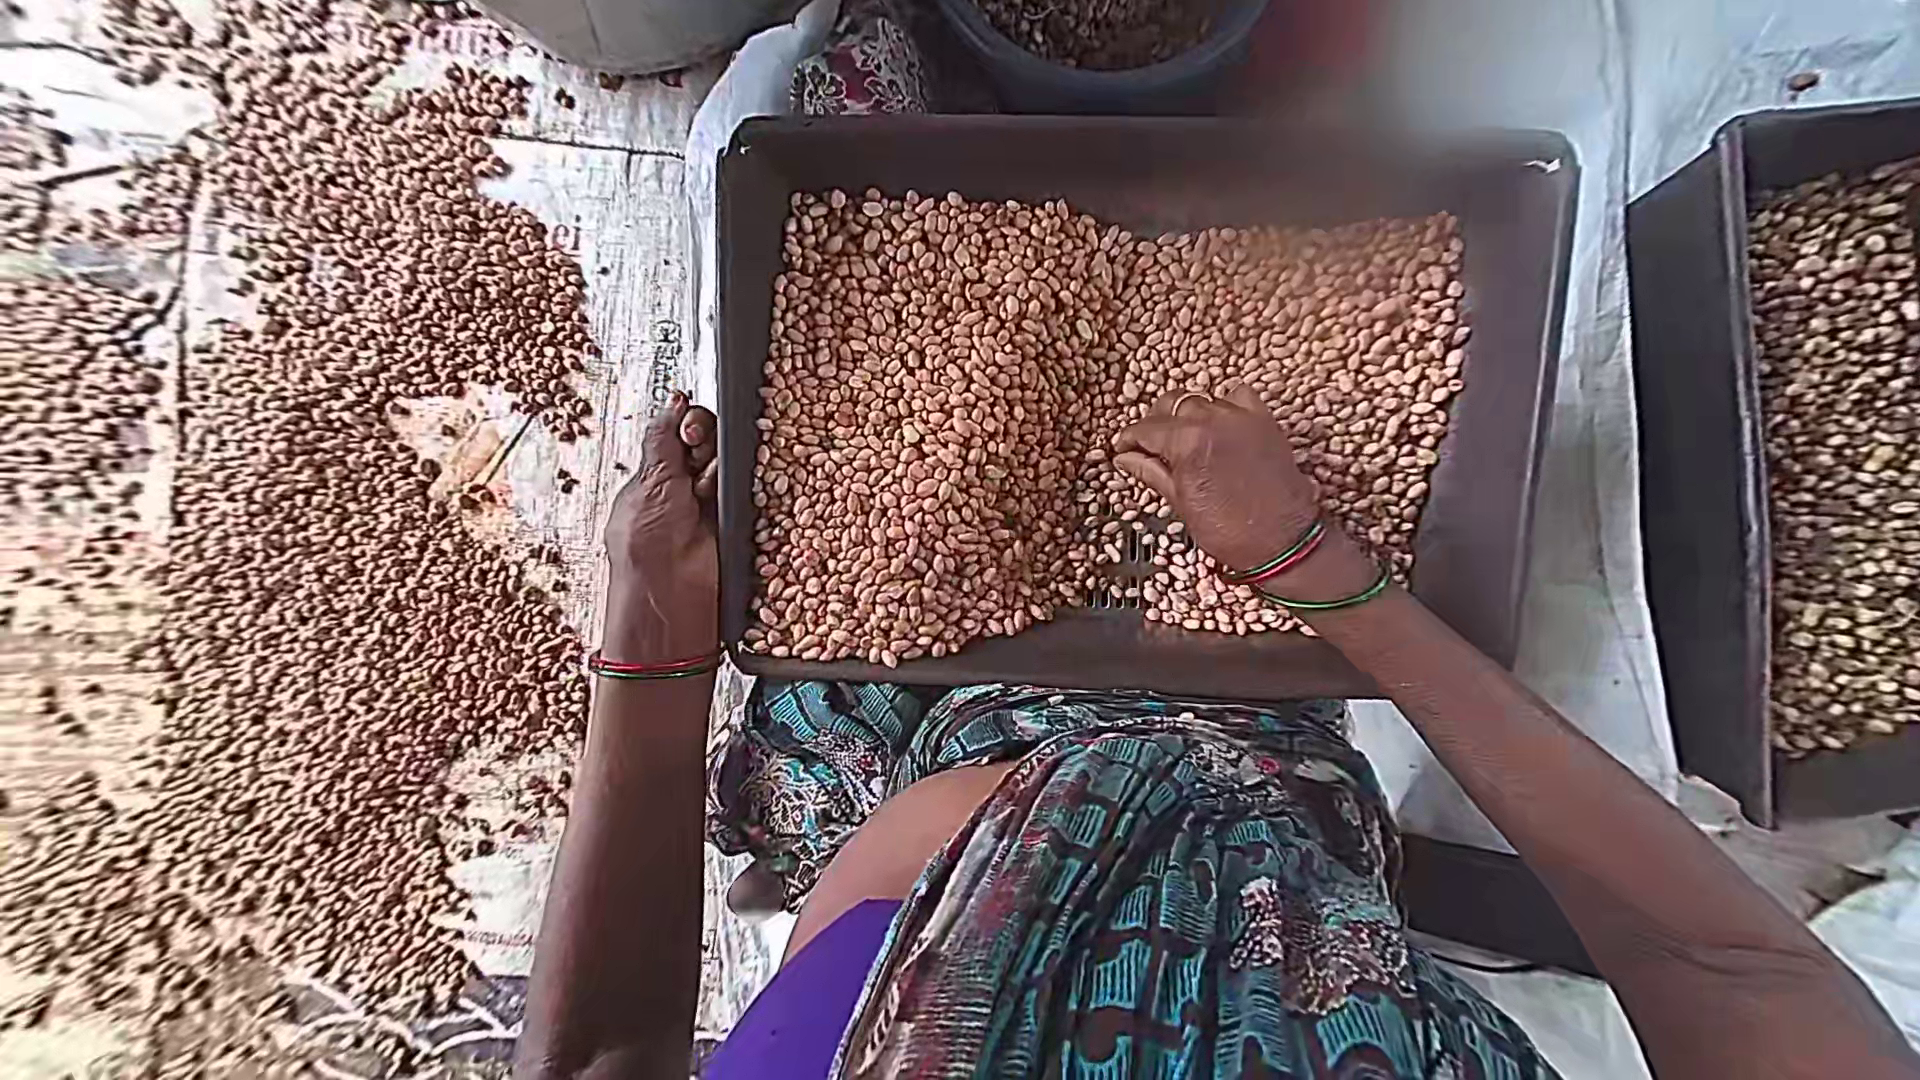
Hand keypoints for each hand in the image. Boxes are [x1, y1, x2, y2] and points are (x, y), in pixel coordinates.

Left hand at [601, 392, 718, 664]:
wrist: (672, 585)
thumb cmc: (646, 541)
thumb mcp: (648, 479)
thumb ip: (663, 436)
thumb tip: (675, 400)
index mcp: (661, 470)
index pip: (684, 427)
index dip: (690, 423)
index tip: (688, 434)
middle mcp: (690, 481)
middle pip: (713, 438)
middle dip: (706, 440)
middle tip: (696, 454)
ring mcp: (717, 498)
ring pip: (733, 460)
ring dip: (721, 467)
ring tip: (706, 488)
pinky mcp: (741, 514)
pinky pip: (751, 485)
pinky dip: (745, 483)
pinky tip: (731, 491)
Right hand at [1111, 383, 1325, 574]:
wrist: (1282, 541)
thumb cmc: (1232, 531)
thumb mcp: (1179, 501)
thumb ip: (1151, 471)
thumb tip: (1126, 458)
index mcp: (1187, 441)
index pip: (1145, 428)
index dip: (1129, 438)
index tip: (1123, 447)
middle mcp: (1214, 420)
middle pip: (1171, 405)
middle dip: (1155, 423)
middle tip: (1148, 445)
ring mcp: (1241, 417)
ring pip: (1201, 399)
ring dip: (1185, 414)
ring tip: (1180, 438)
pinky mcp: (1263, 421)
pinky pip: (1236, 397)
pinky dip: (1222, 406)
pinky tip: (1216, 426)